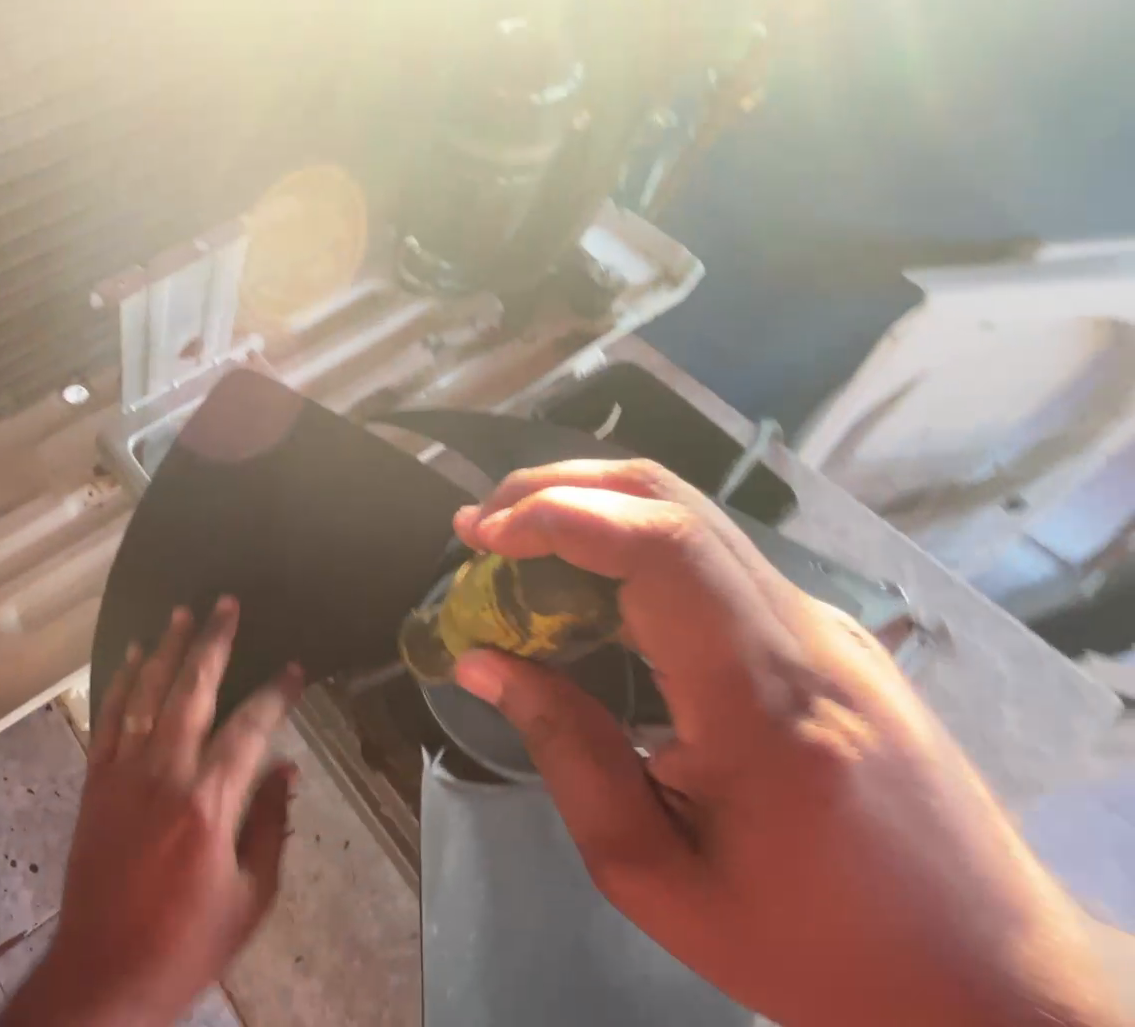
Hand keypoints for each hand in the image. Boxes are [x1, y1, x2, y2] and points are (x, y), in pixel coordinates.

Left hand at [1, 597, 303, 1026]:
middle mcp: (163, 775)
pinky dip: (119, 684)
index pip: (249, 729)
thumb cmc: (187, 942)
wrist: (105, 970)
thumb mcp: (250, 896)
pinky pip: (108, 720)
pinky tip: (129, 657)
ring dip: (164, 649)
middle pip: (191, 691)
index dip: (275, 694)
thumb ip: (269, 824)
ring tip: (181, 613)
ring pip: (144, 695)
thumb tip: (284, 768)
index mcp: (208, 804)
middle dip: (212, 643)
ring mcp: (122, 774)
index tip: (294, 669)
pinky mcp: (94, 782)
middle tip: (226, 604)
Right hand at [451, 459, 1119, 1026]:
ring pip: (693, 523)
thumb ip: (562, 749)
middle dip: (560, 490)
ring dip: (592, 514)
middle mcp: (805, 635)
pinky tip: (584, 592)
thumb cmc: (808, 944)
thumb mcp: (648, 868)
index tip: (481, 535)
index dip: (558, 514)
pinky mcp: (827, 640)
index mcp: (762, 696)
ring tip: (513, 550)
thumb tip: (482, 663)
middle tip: (482, 526)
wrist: (987, 980)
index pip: (662, 546)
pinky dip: (628, 551)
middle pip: (675, 504)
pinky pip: (712, 564)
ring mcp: (826, 629)